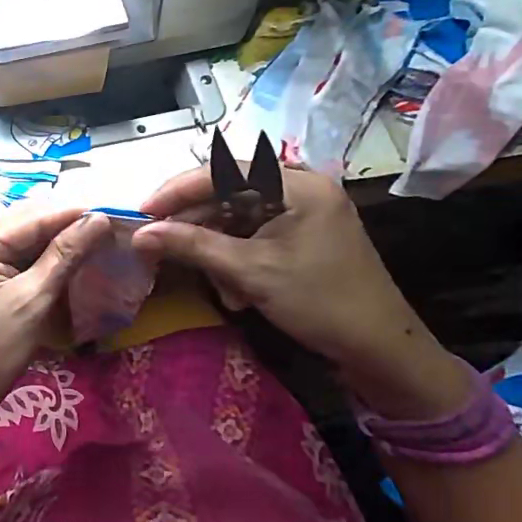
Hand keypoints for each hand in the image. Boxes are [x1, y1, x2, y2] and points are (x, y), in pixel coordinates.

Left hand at [0, 207, 111, 433]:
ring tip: (95, 235)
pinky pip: (16, 254)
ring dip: (57, 237)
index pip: (30, 218)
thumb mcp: (34, 299)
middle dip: (65, 223)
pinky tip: (69, 253)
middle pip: (25, 222)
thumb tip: (99, 219)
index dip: (72, 213)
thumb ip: (65, 255)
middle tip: (106, 224)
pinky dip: (43, 254)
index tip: (111, 211)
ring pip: (23, 237)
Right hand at [131, 165, 469, 418]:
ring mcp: (304, 210)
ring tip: (217, 286)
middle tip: (160, 246)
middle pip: (229, 193)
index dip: (177, 191)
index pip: (222, 172)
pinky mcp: (303, 233)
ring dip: (218, 249)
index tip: (142, 213)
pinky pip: (255, 234)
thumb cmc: (319, 303)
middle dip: (197, 225)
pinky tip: (236, 291)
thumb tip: (141, 234)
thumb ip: (193, 246)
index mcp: (296, 184)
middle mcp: (301, 187)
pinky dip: (238, 258)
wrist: (380, 348)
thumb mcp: (250, 272)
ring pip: (238, 217)